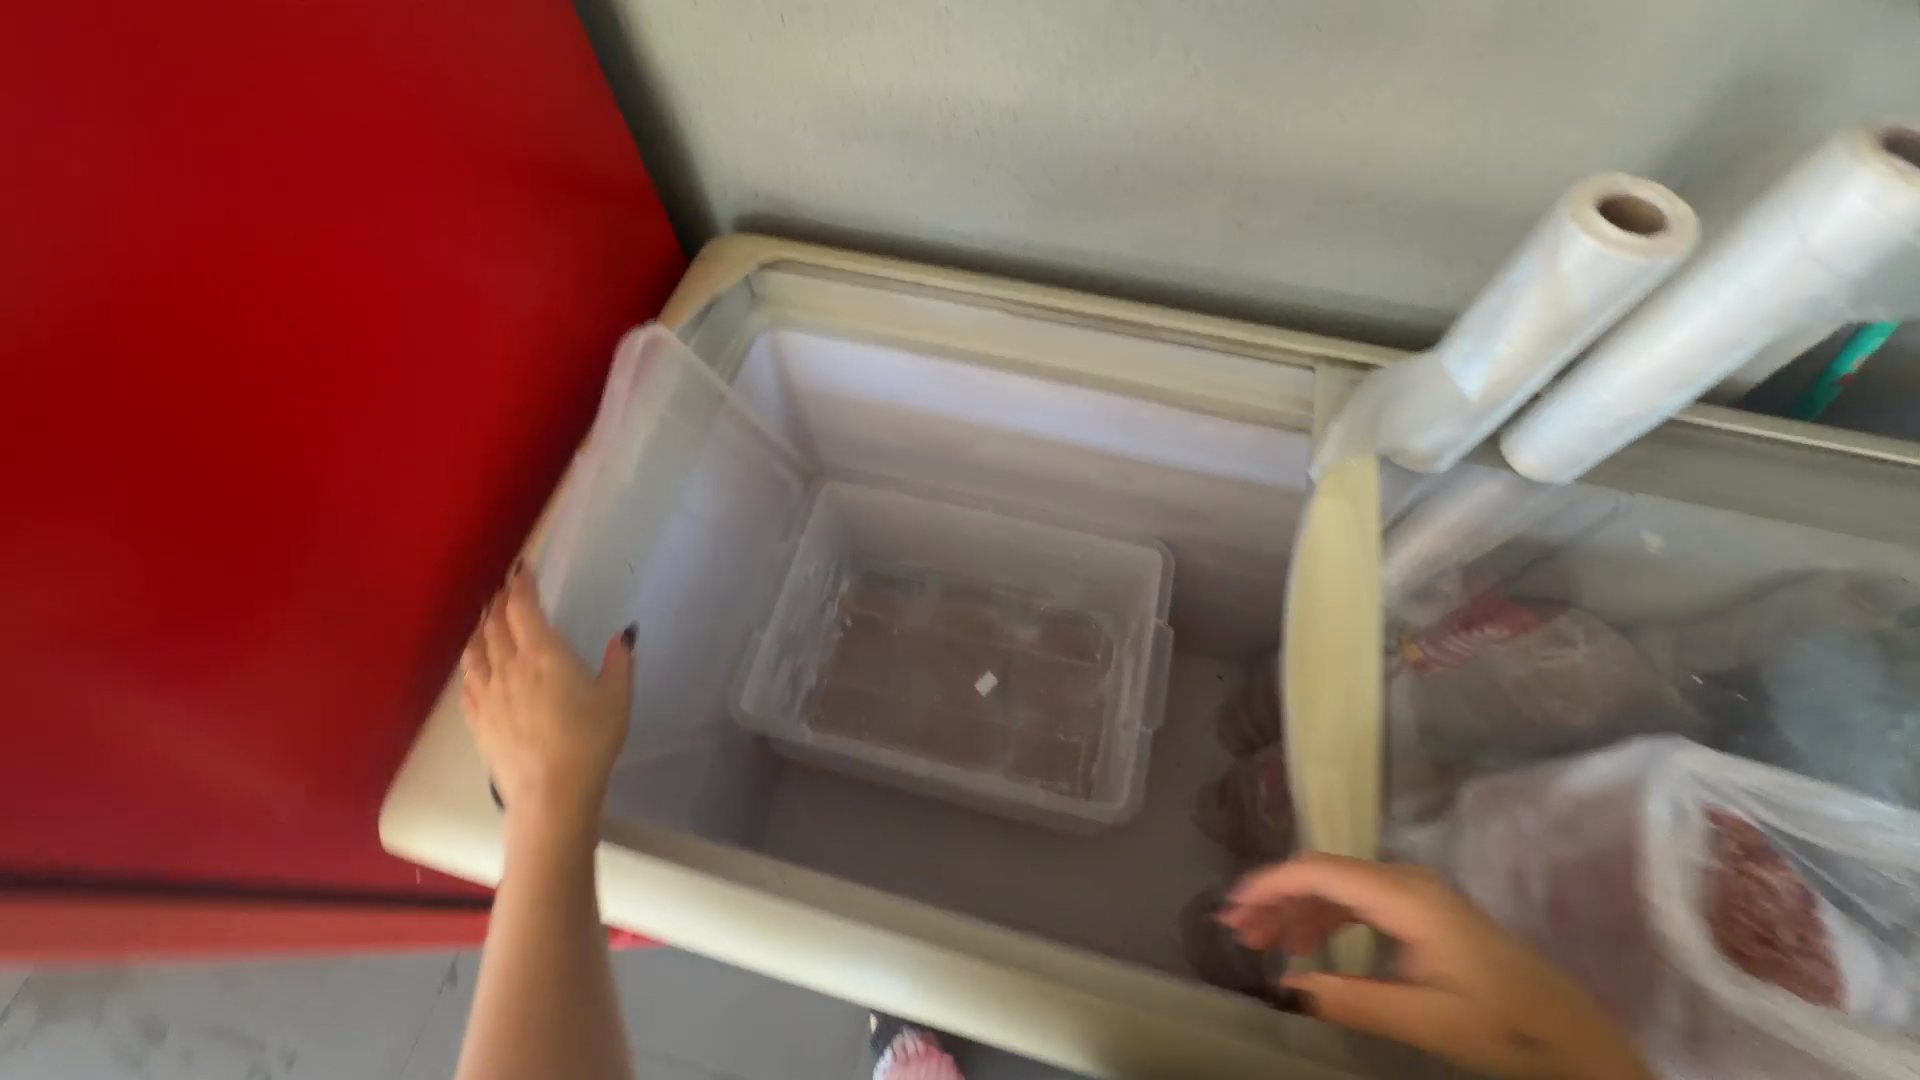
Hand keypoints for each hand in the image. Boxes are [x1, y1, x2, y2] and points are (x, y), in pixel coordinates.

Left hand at [461, 564, 633, 837]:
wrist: (551, 792)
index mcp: (544, 655)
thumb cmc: (590, 740)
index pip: (523, 609)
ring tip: (488, 620)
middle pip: (495, 625)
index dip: (520, 585)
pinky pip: (467, 681)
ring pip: (475, 650)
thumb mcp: (618, 697)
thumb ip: (619, 662)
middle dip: (501, 603)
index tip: (522, 569)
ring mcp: (488, 694)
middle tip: (507, 590)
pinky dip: (471, 662)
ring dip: (481, 628)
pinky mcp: (477, 719)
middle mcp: (509, 667)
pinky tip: (475, 664)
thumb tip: (623, 635)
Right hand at [1221, 854, 1649, 1079]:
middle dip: (1274, 898)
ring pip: (1335, 886)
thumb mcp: (1426, 1020)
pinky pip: (1355, 900)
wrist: (1577, 1040)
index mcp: (1405, 896)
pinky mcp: (1421, 910)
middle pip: (1322, 873)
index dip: (1270, 884)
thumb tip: (1283, 985)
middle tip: (1237, 931)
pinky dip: (1322, 917)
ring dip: (1294, 909)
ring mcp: (1414, 893)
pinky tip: (1306, 945)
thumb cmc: (1505, 1027)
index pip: (1319, 871)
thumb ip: (1350, 999)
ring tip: (1261, 941)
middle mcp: (1404, 880)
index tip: (1233, 908)